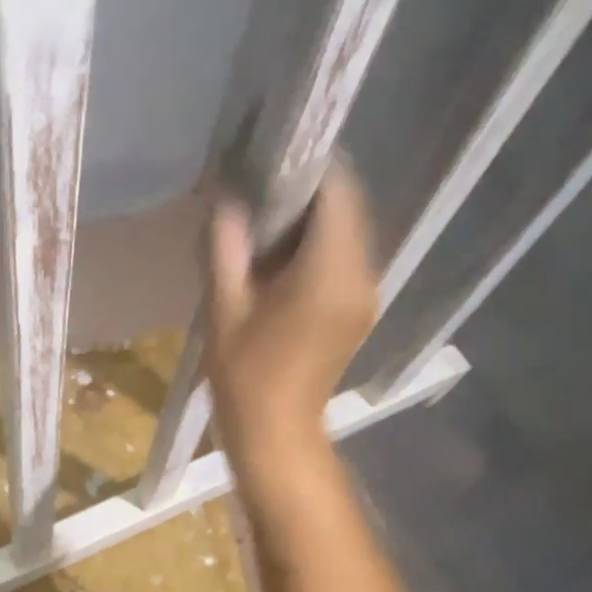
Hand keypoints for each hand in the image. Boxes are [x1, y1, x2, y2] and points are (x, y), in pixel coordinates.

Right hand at [204, 158, 380, 448]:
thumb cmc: (246, 376)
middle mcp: (361, 276)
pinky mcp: (358, 310)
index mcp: (331, 272)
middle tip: (260, 185)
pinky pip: (343, 259)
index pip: (336, 193)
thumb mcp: (226, 308)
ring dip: (311, 219)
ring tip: (265, 218)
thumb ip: (228, 247)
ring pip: (346, 233)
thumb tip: (228, 201)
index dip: (308, 167)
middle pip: (346, 209)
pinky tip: (279, 256)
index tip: (270, 157)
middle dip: (308, 191)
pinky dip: (317, 246)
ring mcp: (365, 295)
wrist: (277, 435)